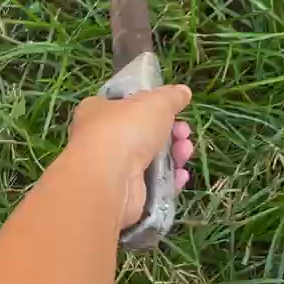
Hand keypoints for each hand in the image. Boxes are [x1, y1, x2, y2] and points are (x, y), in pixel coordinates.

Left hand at [62, 84, 194, 229]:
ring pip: (152, 159)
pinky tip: (180, 176)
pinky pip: (153, 184)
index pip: (126, 105)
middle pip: (145, 133)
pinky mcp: (126, 193)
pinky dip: (169, 180)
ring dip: (174, 155)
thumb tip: (183, 91)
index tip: (173, 110)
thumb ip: (171, 96)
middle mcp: (103, 139)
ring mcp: (114, 168)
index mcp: (99, 110)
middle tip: (183, 133)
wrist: (109, 178)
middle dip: (171, 132)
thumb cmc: (125, 129)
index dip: (151, 107)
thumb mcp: (155, 102)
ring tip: (184, 153)